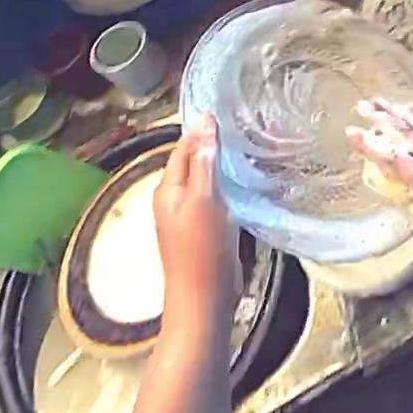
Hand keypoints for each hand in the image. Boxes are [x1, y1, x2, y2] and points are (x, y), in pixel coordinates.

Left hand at [154, 114, 236, 339]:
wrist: (203, 302)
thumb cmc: (202, 249)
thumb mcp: (205, 199)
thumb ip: (205, 161)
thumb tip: (205, 122)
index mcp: (168, 189)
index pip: (183, 148)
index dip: (200, 129)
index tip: (224, 110)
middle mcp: (173, 199)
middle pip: (192, 162)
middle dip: (211, 144)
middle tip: (240, 126)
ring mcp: (187, 216)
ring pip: (204, 179)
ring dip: (220, 164)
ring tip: (245, 147)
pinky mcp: (203, 229)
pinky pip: (213, 196)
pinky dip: (226, 184)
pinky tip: (243, 181)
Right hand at [346, 98, 412, 262]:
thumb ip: (412, 205)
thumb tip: (395, 190)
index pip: (392, 156)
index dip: (370, 144)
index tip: (352, 132)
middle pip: (405, 132)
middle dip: (381, 118)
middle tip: (361, 105)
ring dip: (397, 112)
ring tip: (379, 100)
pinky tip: (409, 110)